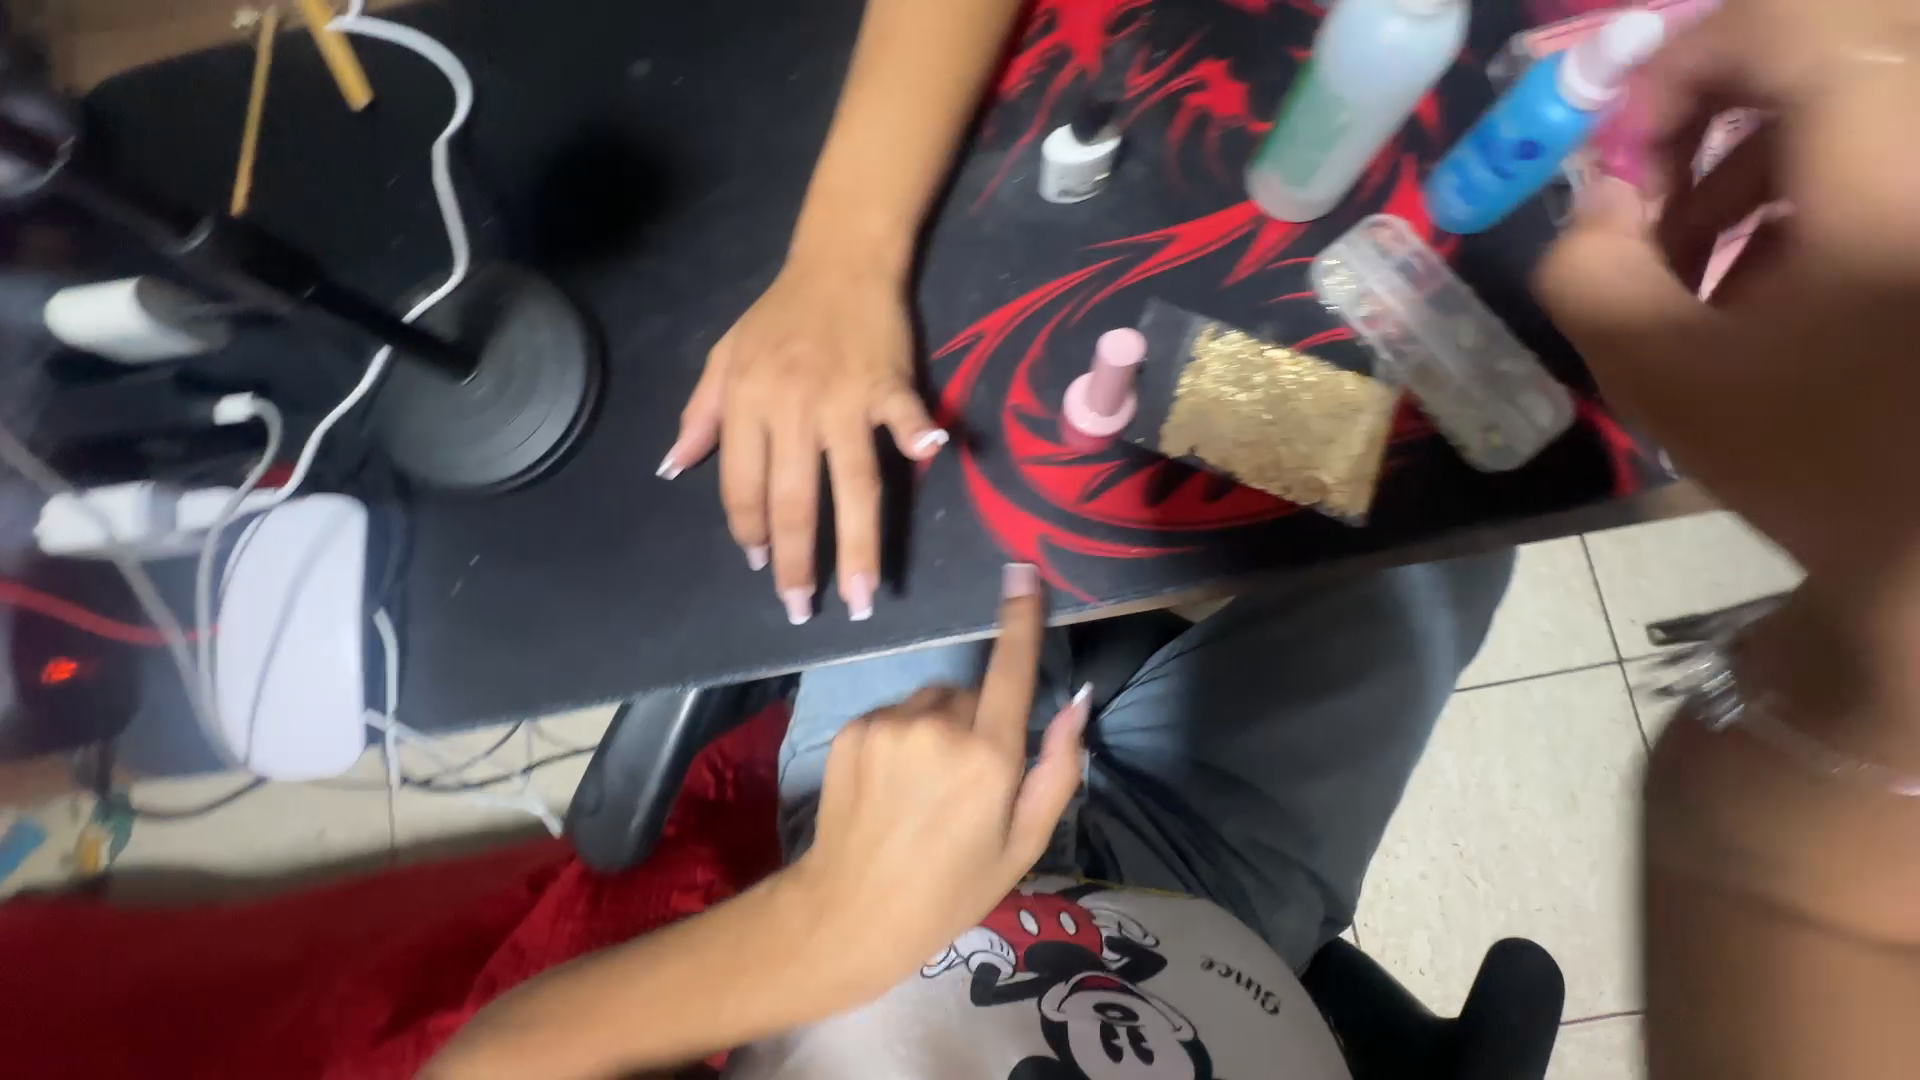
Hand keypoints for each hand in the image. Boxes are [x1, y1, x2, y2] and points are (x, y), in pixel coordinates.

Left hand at [660, 254, 947, 625]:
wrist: (837, 259)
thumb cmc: (779, 314)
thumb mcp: (723, 357)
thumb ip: (699, 415)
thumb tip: (673, 469)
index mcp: (747, 402)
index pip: (742, 486)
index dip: (749, 531)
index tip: (760, 567)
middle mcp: (790, 408)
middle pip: (794, 501)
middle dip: (795, 562)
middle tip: (800, 609)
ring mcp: (842, 397)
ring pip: (850, 483)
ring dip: (855, 545)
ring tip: (858, 597)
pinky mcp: (887, 381)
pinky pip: (902, 413)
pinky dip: (918, 432)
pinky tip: (933, 455)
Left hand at [783, 563, 1089, 993]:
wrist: (850, 912)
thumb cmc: (950, 888)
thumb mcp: (1022, 845)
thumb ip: (1058, 768)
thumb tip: (1079, 701)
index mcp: (988, 758)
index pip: (1012, 672)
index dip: (1020, 619)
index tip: (1022, 571)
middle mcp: (938, 726)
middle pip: (972, 692)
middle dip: (978, 719)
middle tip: (965, 779)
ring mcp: (889, 723)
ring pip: (931, 699)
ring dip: (937, 724)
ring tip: (923, 784)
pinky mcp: (853, 726)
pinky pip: (894, 713)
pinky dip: (901, 734)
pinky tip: (891, 781)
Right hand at [1533, 0, 1919, 611]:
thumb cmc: (1803, 453)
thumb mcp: (1652, 372)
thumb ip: (1588, 272)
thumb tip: (1598, 198)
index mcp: (1892, 183)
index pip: (1800, 26)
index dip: (1686, 62)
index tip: (1619, 151)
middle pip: (1844, 40)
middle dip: (1720, 103)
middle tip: (1653, 188)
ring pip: (1871, 89)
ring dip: (1759, 154)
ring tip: (1696, 253)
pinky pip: (1889, 147)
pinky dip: (1813, 184)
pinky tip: (1769, 268)